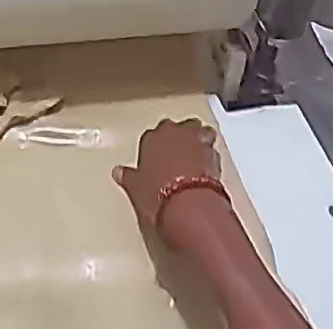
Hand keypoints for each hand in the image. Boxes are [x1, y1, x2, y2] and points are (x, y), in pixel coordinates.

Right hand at [112, 118, 222, 240]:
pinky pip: (211, 148)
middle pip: (178, 127)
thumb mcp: (136, 188)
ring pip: (199, 131)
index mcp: (151, 137)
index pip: (152, 135)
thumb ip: (129, 177)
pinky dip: (210, 156)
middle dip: (179, 137)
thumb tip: (119, 173)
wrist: (188, 205)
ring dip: (198, 140)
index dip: (156, 148)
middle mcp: (174, 133)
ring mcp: (195, 140)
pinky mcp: (213, 153)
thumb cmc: (160, 194)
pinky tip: (208, 167)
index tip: (157, 159)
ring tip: (196, 156)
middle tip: (177, 153)